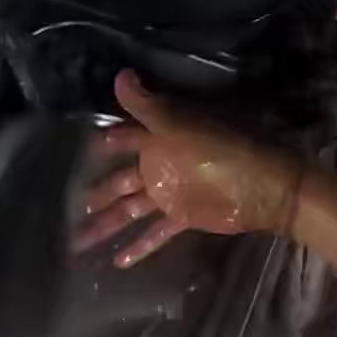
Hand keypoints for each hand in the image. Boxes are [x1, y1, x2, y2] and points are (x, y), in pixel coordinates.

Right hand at [74, 71, 304, 266]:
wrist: (265, 185)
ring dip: (108, 224)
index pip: (126, 136)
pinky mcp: (184, 216)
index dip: (107, 141)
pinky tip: (118, 262)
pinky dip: (140, 246)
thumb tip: (120, 74)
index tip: (82, 146)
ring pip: (131, 209)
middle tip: (70, 204)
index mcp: (161, 138)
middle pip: (122, 179)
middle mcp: (163, 164)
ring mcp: (172, 192)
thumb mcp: (179, 125)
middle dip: (98, 192)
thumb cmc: (222, 149)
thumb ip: (147, 106)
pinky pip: (157, 233)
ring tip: (77, 241)